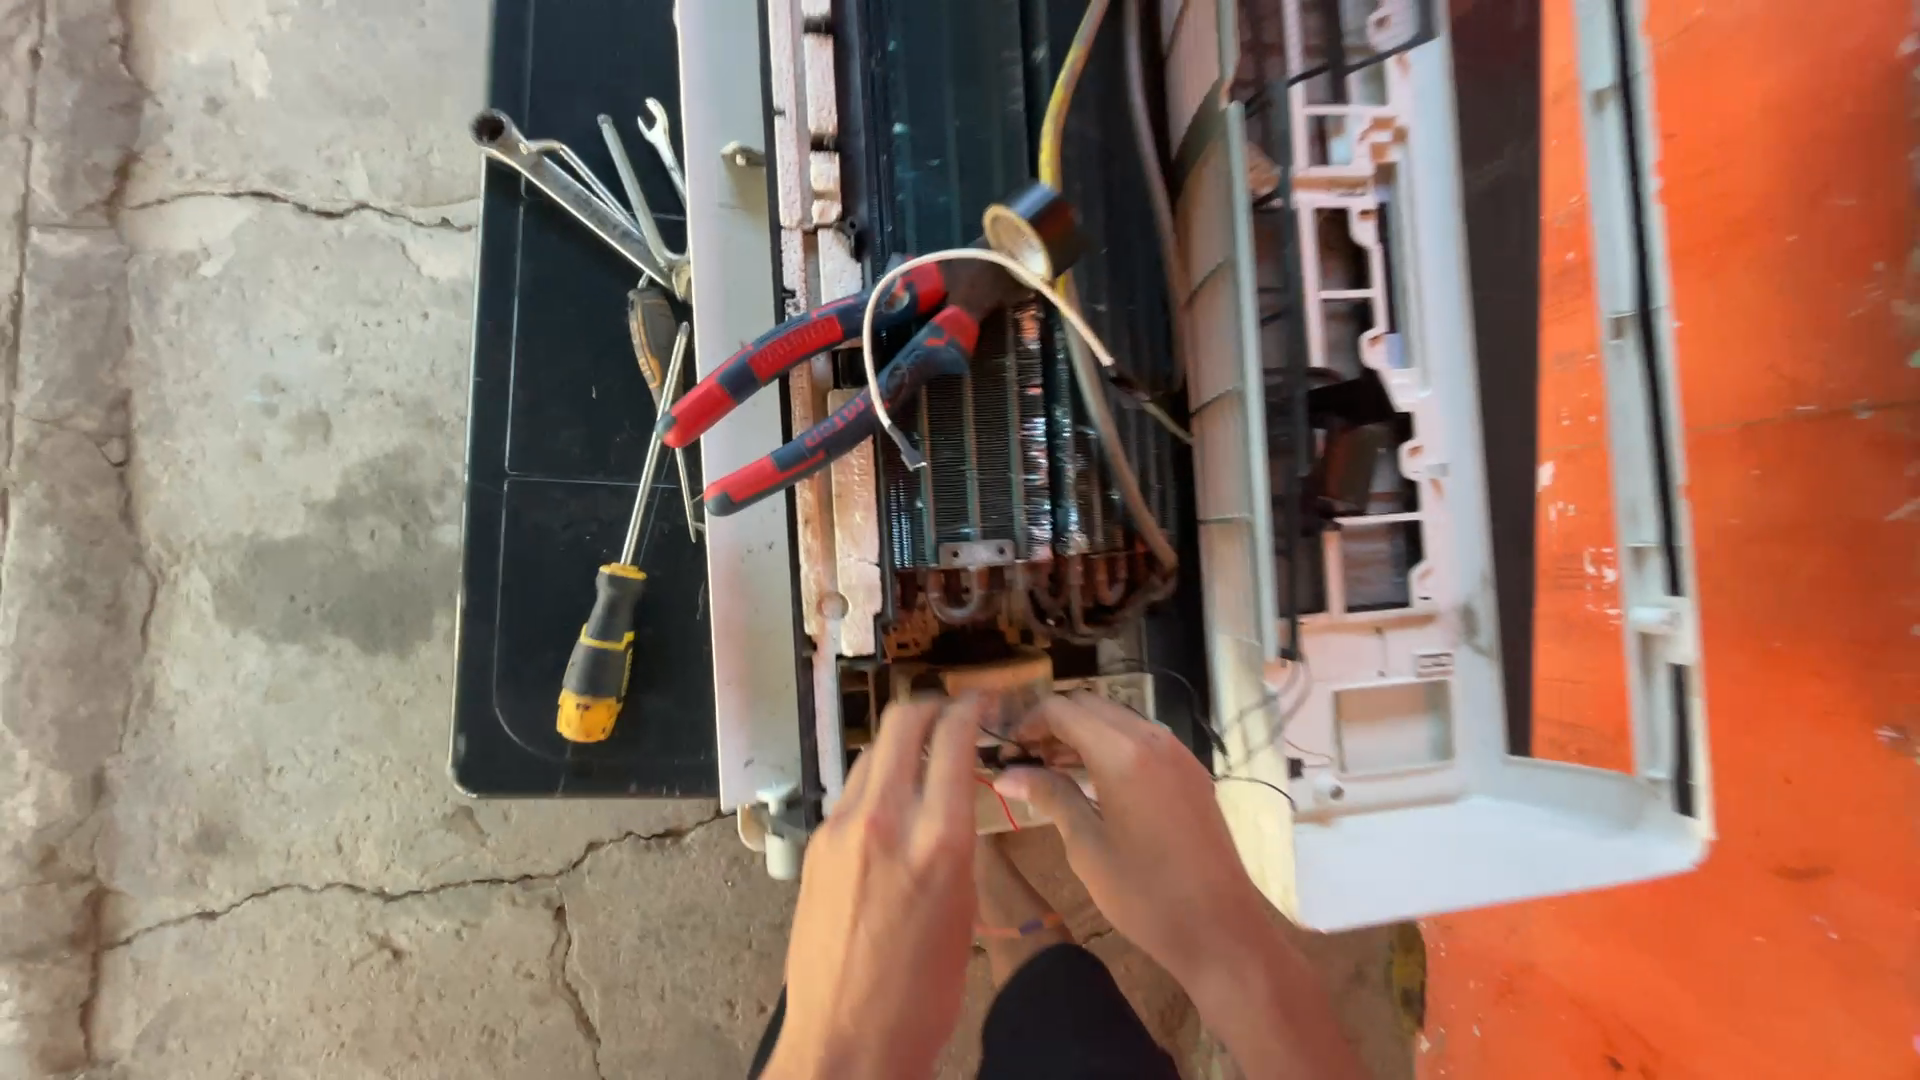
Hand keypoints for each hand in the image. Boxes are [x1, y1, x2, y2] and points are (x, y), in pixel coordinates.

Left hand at [762, 697, 980, 1079]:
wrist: (844, 1042)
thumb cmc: (924, 992)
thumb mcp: (964, 909)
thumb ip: (956, 842)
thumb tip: (950, 801)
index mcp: (939, 839)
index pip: (954, 739)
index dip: (971, 708)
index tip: (980, 701)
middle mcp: (886, 818)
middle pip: (903, 722)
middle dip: (930, 705)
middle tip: (948, 711)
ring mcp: (842, 828)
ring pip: (873, 753)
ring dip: (900, 745)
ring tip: (918, 758)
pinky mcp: (817, 845)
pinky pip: (852, 792)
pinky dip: (876, 783)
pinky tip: (887, 805)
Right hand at [994, 692, 1363, 1079]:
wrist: (1221, 930)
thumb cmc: (1144, 894)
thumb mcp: (1086, 846)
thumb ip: (1050, 796)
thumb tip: (1007, 775)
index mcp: (1122, 752)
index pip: (1063, 709)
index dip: (1030, 722)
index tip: (1010, 749)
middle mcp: (1151, 738)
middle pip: (1090, 705)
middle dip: (1055, 723)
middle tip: (1029, 759)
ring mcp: (1177, 752)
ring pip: (1117, 718)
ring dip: (1084, 733)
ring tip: (1055, 769)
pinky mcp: (1191, 770)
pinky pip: (1142, 738)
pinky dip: (1112, 745)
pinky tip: (1096, 781)